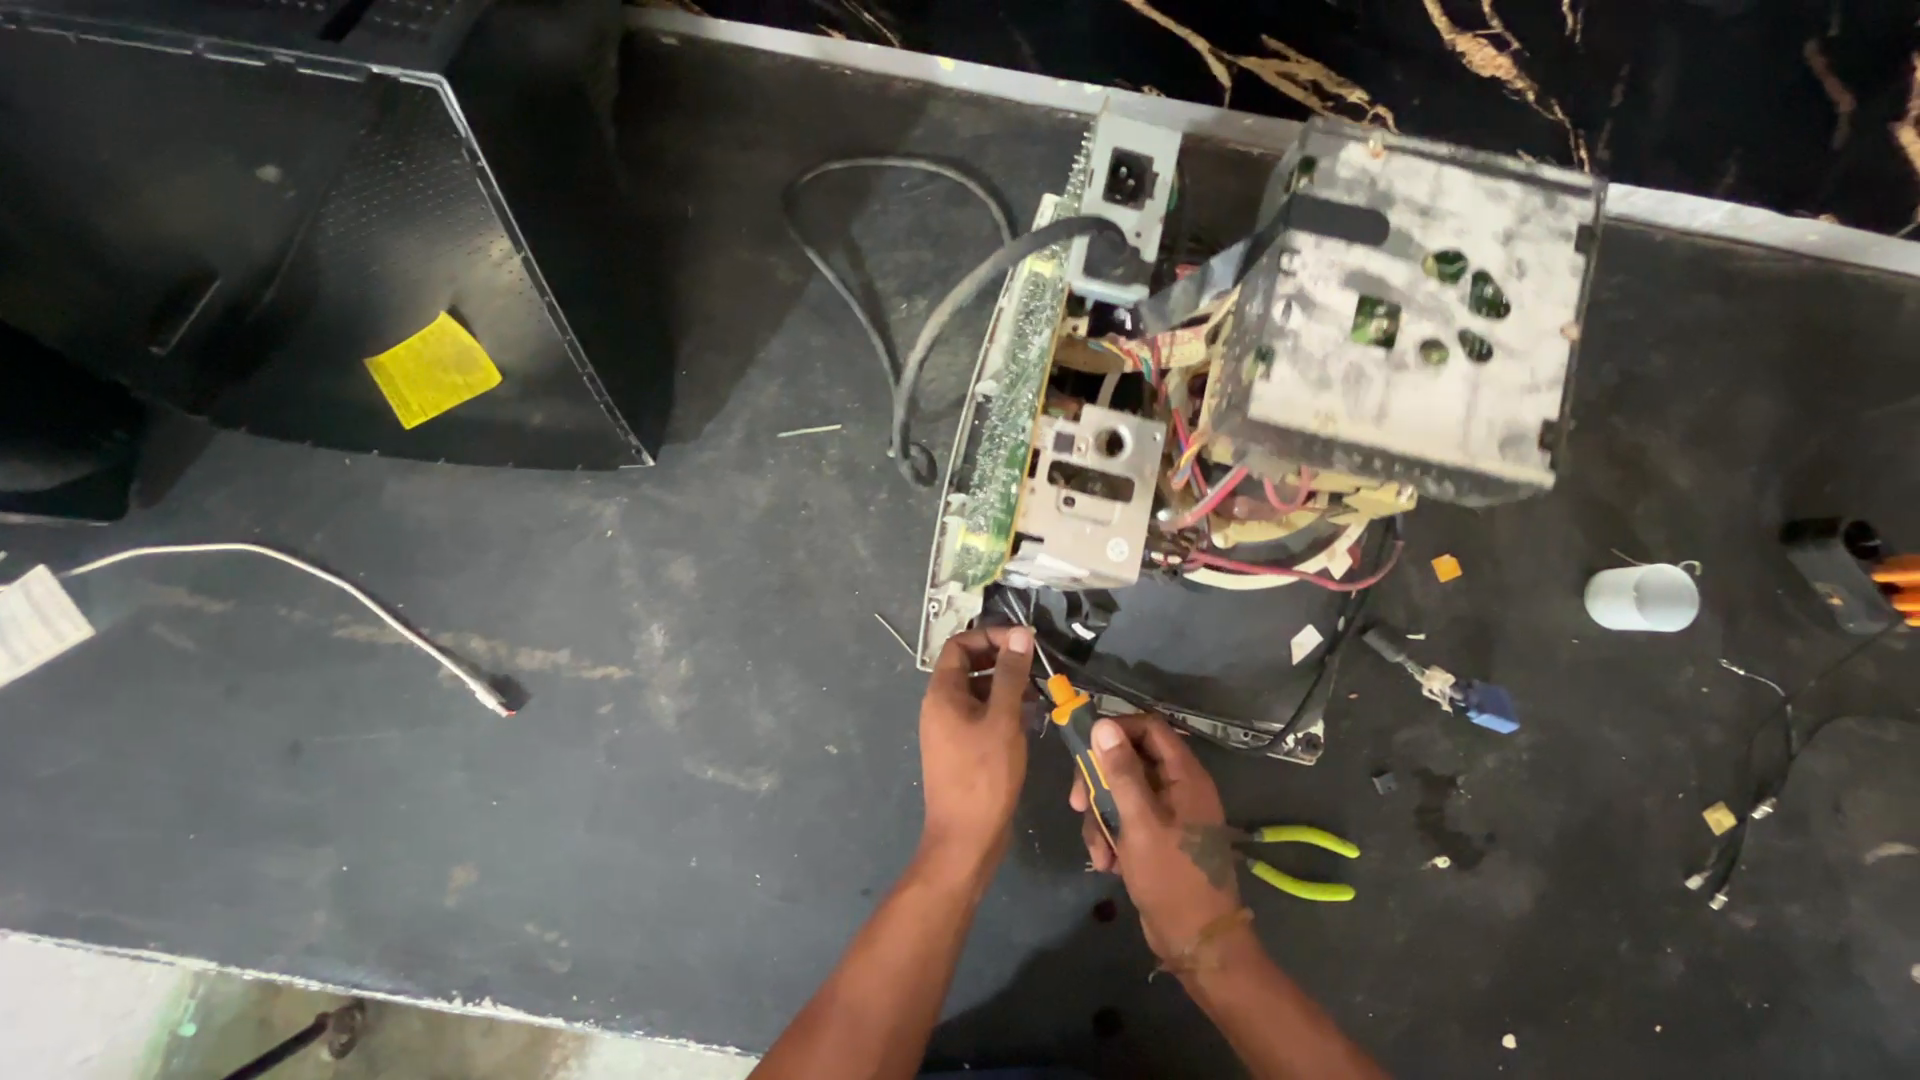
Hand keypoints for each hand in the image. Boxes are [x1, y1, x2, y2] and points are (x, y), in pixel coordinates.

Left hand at [918, 626, 1033, 876]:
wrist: (966, 837)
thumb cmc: (984, 775)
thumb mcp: (1002, 719)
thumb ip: (1010, 674)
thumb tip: (1019, 634)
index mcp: (942, 693)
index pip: (960, 645)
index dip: (990, 636)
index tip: (1023, 641)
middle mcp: (940, 706)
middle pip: (969, 666)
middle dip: (1002, 660)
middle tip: (1037, 665)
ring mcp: (950, 729)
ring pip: (978, 692)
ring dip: (1007, 685)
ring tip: (1042, 690)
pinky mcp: (962, 748)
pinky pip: (982, 715)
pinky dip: (1004, 709)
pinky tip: (1032, 717)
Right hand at [1071, 713, 1242, 959]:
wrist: (1196, 940)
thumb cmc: (1171, 876)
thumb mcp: (1140, 821)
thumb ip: (1121, 771)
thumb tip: (1103, 725)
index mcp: (1185, 776)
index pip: (1149, 728)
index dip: (1116, 730)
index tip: (1084, 748)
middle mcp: (1178, 788)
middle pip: (1129, 760)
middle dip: (1099, 783)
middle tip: (1077, 805)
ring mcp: (1168, 814)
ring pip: (1121, 794)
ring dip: (1102, 818)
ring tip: (1099, 851)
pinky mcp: (1157, 838)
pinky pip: (1126, 820)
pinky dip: (1112, 837)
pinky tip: (1108, 863)